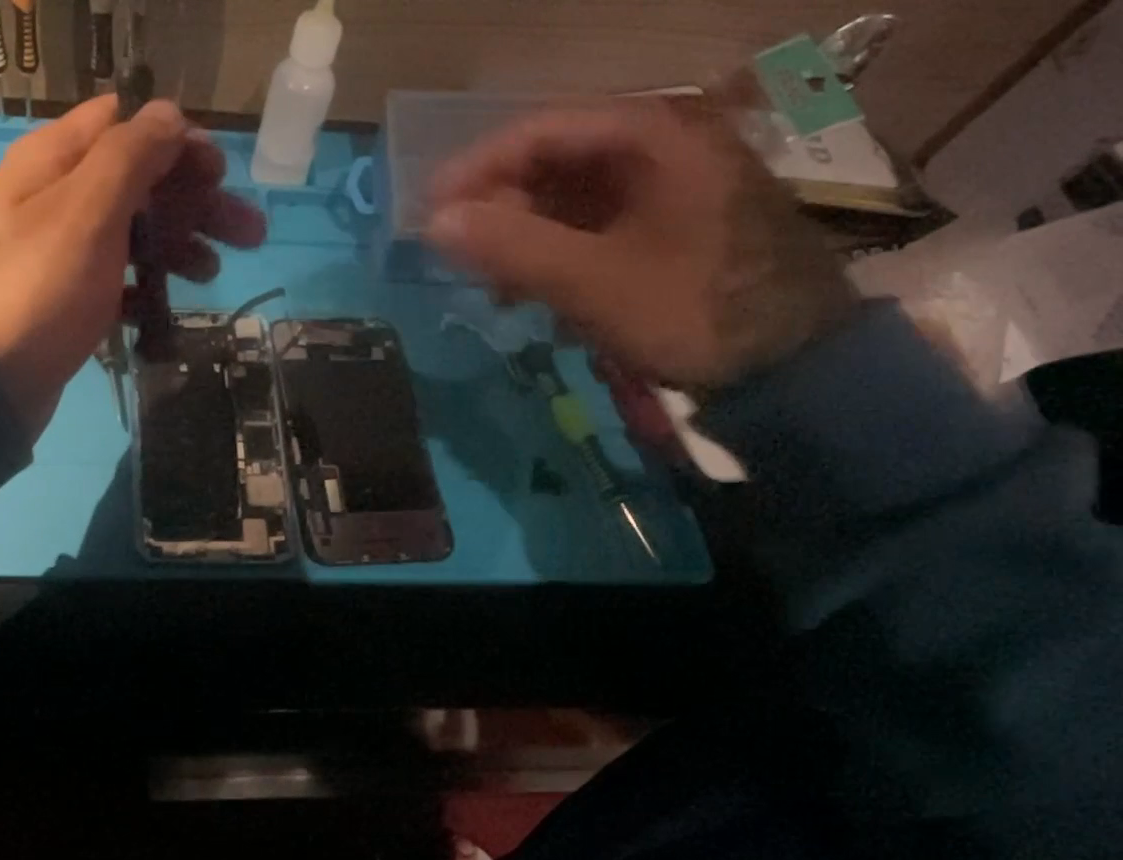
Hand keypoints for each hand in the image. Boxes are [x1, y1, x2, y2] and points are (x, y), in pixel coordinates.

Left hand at [0, 96, 266, 433]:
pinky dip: (143, 287)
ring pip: (129, 232)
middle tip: (248, 234)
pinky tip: (167, 307)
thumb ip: (130, 155)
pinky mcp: (62, 300)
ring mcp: (56, 252)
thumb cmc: (38, 289)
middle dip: (193, 201)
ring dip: (175, 245)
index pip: (124, 124)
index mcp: (53, 160)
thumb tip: (171, 116)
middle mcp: (53, 197)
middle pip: (136, 181)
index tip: (219, 174)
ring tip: (211, 273)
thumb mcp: (87, 210)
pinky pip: (113, 280)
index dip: (176, 142)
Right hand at [426, 99, 856, 390]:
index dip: (477, 169)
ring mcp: (672, 184)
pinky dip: (557, 253)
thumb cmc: (692, 311)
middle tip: (461, 257)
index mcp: (655, 134)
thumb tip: (433, 224)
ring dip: (525, 236)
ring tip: (493, 285)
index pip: (543, 130)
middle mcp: (665, 143)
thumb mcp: (594, 282)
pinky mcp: (673, 225)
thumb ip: (511, 248)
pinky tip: (534, 292)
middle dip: (501, 208)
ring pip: (572, 196)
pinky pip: (596, 225)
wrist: (793, 366)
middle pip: (556, 160)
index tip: (428, 211)